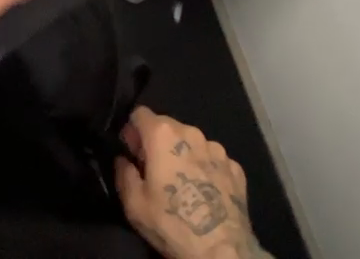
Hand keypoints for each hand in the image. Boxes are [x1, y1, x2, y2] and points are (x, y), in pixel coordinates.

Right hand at [116, 108, 269, 258]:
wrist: (222, 251)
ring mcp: (217, 149)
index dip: (132, 131)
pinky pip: (213, 160)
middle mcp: (191, 132)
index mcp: (163, 134)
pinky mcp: (236, 167)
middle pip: (167, 126)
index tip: (132, 152)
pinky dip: (205, 169)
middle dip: (157, 143)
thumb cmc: (172, 223)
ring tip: (183, 184)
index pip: (139, 113)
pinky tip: (205, 193)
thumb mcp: (134, 204)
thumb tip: (123, 159)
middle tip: (154, 171)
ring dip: (183, 154)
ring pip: (192, 142)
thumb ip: (123, 173)